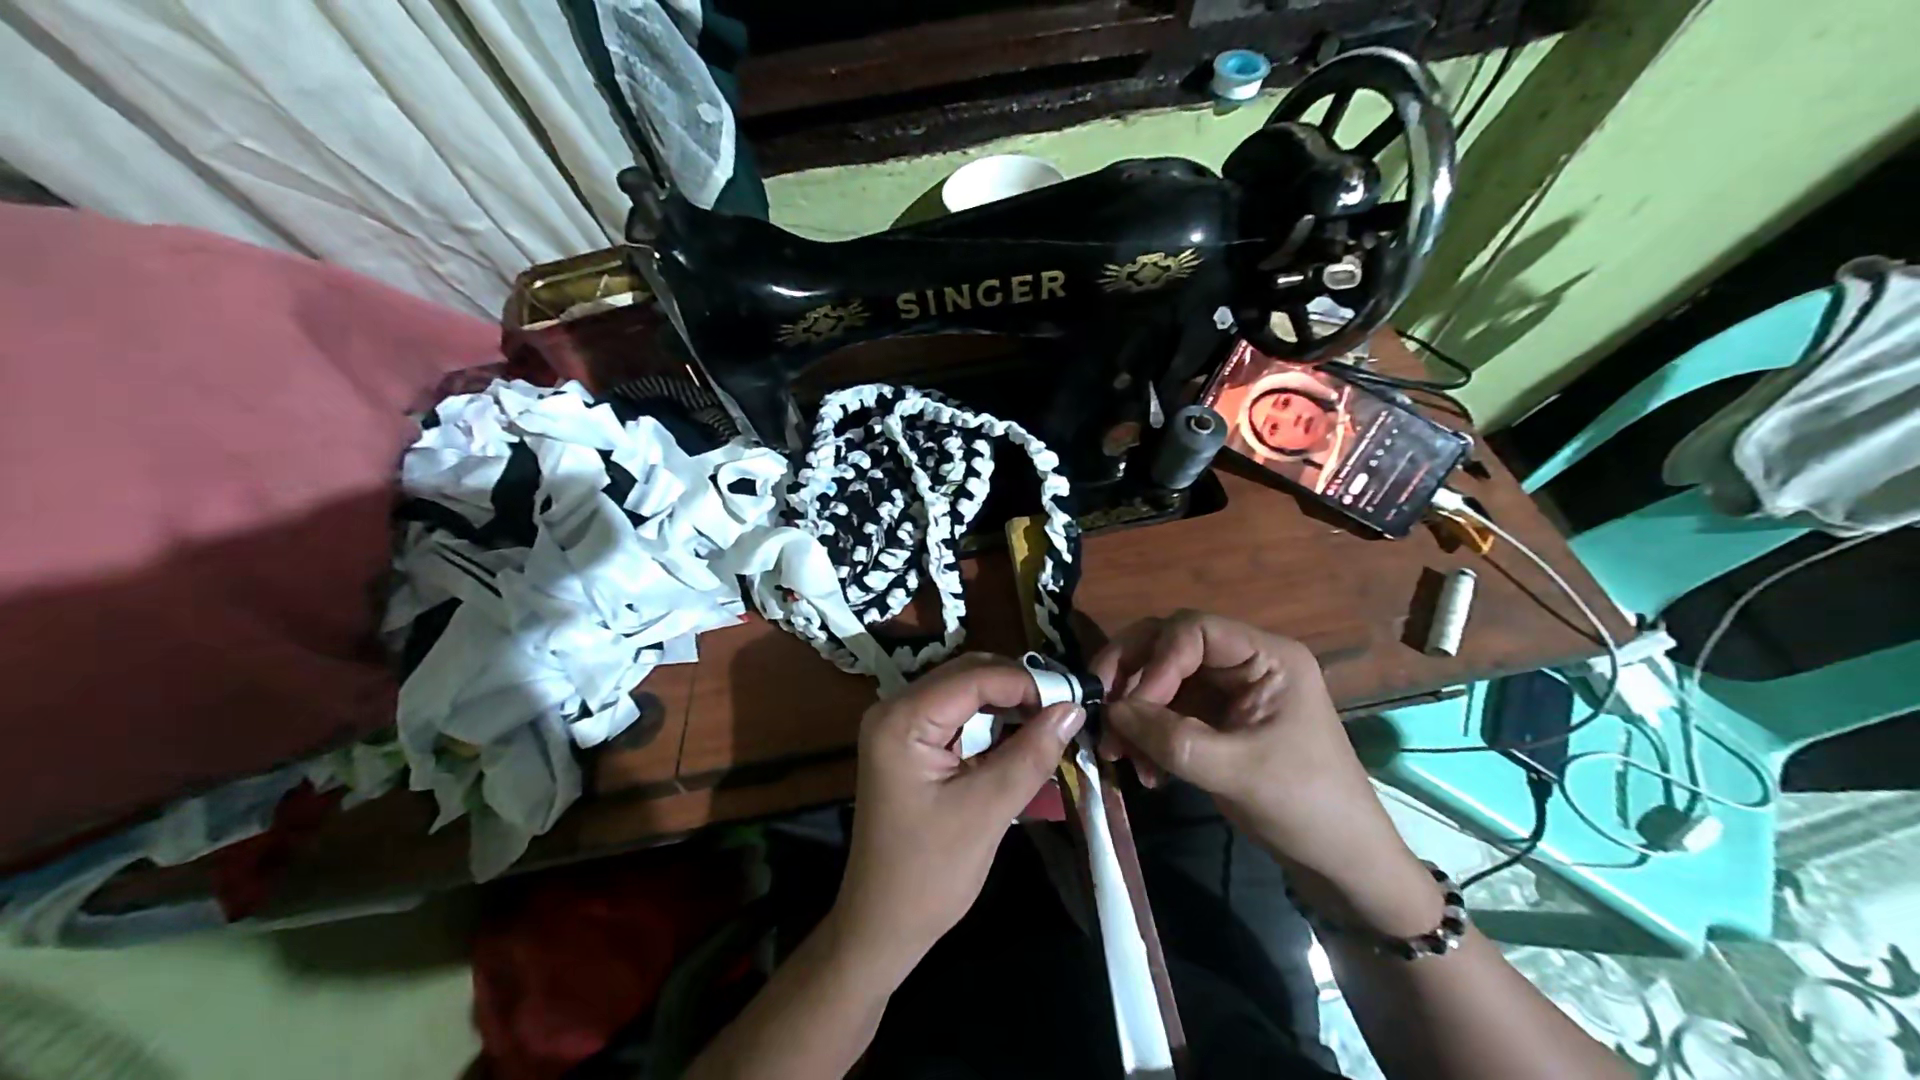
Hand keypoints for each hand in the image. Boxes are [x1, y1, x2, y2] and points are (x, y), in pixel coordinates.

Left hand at [835, 653, 1084, 969]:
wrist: (883, 924)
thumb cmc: (929, 874)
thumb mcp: (987, 811)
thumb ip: (1030, 754)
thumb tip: (1073, 709)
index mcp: (901, 720)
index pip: (973, 677)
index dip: (1026, 683)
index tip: (1073, 700)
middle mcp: (894, 710)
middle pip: (967, 676)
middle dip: (1018, 688)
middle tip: (1066, 709)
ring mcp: (900, 727)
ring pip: (964, 693)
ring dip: (1008, 704)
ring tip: (1052, 721)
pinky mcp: (910, 745)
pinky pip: (957, 717)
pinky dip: (992, 722)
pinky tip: (1023, 736)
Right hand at [1092, 611, 1437, 934]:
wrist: (1340, 863)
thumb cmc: (1306, 807)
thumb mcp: (1238, 772)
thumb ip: (1171, 738)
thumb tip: (1111, 712)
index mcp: (1267, 657)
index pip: (1194, 630)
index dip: (1156, 662)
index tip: (1130, 707)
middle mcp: (1243, 662)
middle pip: (1168, 644)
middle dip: (1130, 675)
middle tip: (1098, 707)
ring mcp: (1225, 690)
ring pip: (1159, 678)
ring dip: (1133, 711)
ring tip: (1119, 755)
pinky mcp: (1211, 718)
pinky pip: (1163, 710)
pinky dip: (1144, 734)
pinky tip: (1143, 769)